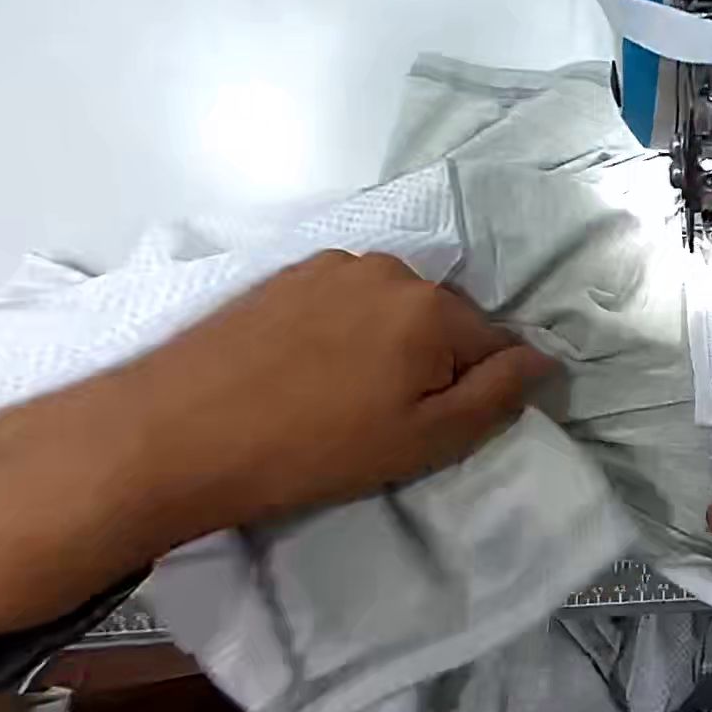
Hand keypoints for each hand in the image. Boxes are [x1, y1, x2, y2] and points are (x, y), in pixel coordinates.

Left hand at [0, 251, 555, 631]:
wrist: (167, 435)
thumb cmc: (316, 448)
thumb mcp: (429, 439)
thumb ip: (499, 393)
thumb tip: (545, 357)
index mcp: (432, 306)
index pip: (496, 345)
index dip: (477, 390)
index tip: (436, 425)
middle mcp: (390, 268)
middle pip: (446, 323)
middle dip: (435, 365)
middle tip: (386, 416)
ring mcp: (332, 263)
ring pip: (398, 311)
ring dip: (391, 346)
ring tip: (342, 392)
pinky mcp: (287, 273)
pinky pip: (351, 301)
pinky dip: (349, 331)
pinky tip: (309, 367)